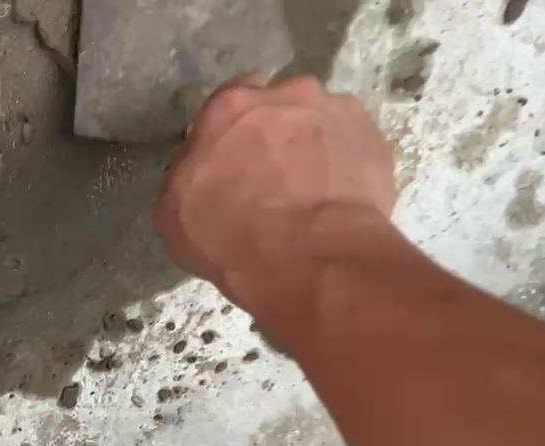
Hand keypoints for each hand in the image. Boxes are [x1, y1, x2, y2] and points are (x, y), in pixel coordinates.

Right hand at [154, 75, 398, 327]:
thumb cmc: (225, 233)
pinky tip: (321, 199)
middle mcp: (289, 94)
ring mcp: (339, 111)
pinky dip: (333, 164)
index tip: (219, 158)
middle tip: (257, 176)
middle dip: (266, 132)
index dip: (222, 130)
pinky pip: (345, 144)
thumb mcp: (170, 212)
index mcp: (230, 108)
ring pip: (314, 122)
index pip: (225, 99)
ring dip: (302, 147)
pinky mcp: (374, 136)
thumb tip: (198, 166)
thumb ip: (183, 175)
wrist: (307, 254)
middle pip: (275, 105)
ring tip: (295, 192)